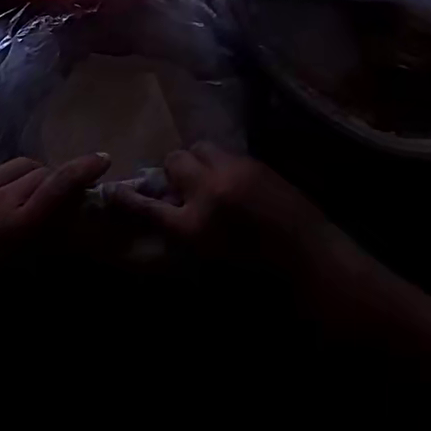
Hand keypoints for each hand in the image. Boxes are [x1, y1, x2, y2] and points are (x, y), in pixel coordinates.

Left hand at [0, 153, 110, 343]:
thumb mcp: (25, 280)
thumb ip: (46, 242)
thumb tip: (65, 220)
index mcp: (14, 225)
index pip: (57, 185)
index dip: (83, 168)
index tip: (103, 158)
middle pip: (39, 173)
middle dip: (59, 177)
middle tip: (70, 192)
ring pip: (12, 165)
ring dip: (32, 172)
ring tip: (38, 190)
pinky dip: (2, 172)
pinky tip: (7, 184)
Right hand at [111, 143, 337, 273]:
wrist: (319, 267)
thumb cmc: (261, 281)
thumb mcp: (211, 268)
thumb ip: (183, 237)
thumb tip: (169, 214)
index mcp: (194, 227)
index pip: (147, 206)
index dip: (126, 198)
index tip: (111, 190)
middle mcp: (210, 191)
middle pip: (174, 161)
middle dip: (173, 172)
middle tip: (181, 188)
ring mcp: (236, 173)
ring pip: (200, 148)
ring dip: (197, 162)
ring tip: (208, 180)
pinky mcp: (259, 165)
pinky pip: (228, 154)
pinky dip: (222, 165)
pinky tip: (235, 184)